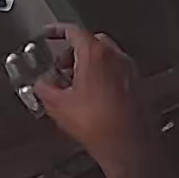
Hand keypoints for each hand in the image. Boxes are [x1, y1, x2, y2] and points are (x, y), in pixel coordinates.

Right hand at [32, 24, 156, 173]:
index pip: (75, 31)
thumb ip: (44, 89)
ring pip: (106, 57)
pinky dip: (103, 76)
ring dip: (89, 64)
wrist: (128, 146)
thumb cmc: (99, 123)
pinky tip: (92, 95)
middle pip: (92, 42)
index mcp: (95, 54)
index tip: (50, 33)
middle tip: (61, 64)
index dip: (58, 31)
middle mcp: (116, 58)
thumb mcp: (58, 105)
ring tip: (75, 82)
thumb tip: (40, 86)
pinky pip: (117, 72)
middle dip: (74, 51)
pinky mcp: (138, 86)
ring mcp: (130, 71)